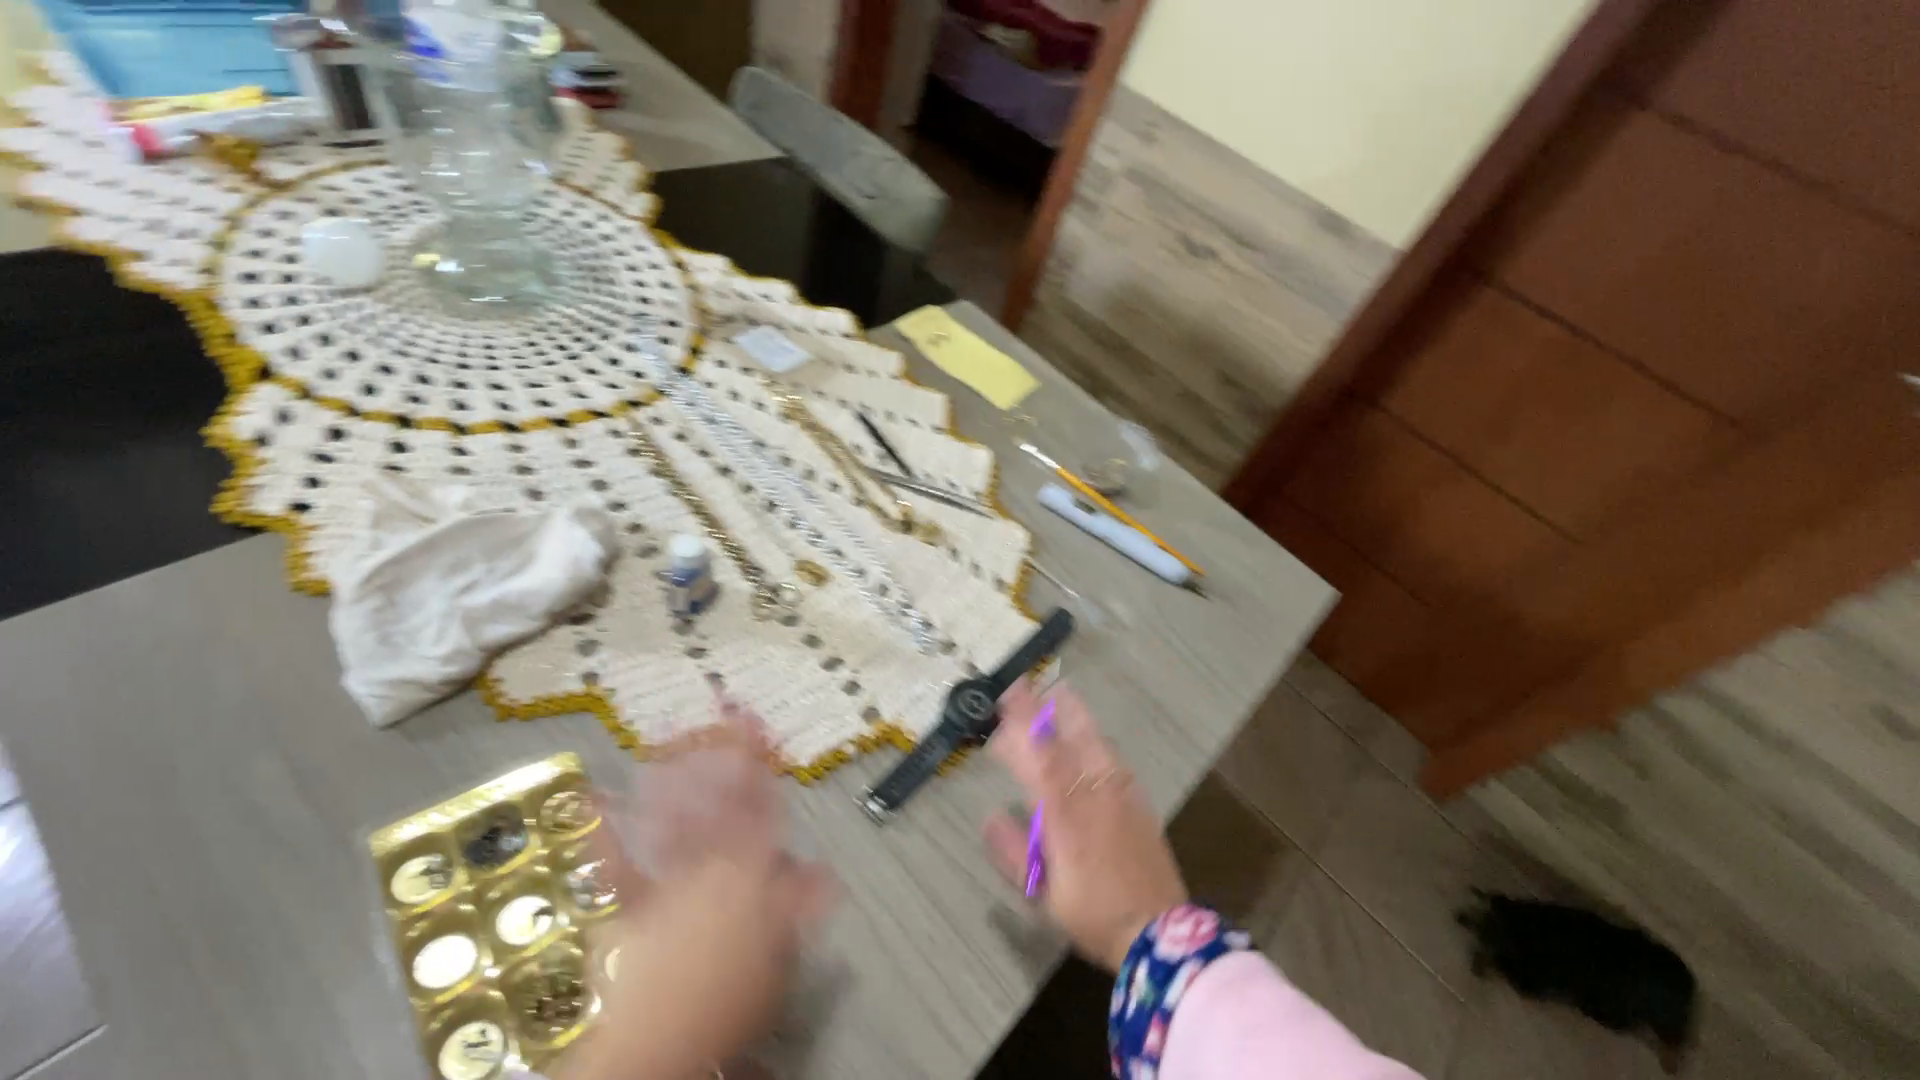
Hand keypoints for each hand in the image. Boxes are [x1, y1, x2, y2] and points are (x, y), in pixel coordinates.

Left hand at [557, 699, 835, 1079]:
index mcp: (745, 876)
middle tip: (724, 709)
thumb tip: (821, 871)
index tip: (760, 729)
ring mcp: (663, 880)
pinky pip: (614, 861)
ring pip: (674, 816)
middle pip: (718, 801)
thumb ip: (795, 907)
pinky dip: (601, 829)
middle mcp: (705, 866)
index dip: (760, 768)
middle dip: (724, 753)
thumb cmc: (726, 1001)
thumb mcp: (775, 957)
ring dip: (677, 774)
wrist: (657, 1043)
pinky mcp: (626, 905)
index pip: (760, 811)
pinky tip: (591, 796)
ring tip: (674, 733)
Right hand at [983, 680, 1187, 971]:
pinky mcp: (1140, 803)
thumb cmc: (1094, 915)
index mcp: (1066, 816)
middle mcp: (1095, 796)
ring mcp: (1121, 796)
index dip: (1020, 729)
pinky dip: (1097, 741)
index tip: (1002, 704)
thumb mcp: (1045, 895)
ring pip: (1095, 743)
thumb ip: (1016, 853)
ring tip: (1059, 694)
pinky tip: (1092, 738)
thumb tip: (991, 817)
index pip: (1038, 759)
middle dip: (1044, 709)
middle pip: (1068, 740)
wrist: (1160, 932)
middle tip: (1025, 685)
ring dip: (1073, 716)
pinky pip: (1115, 761)